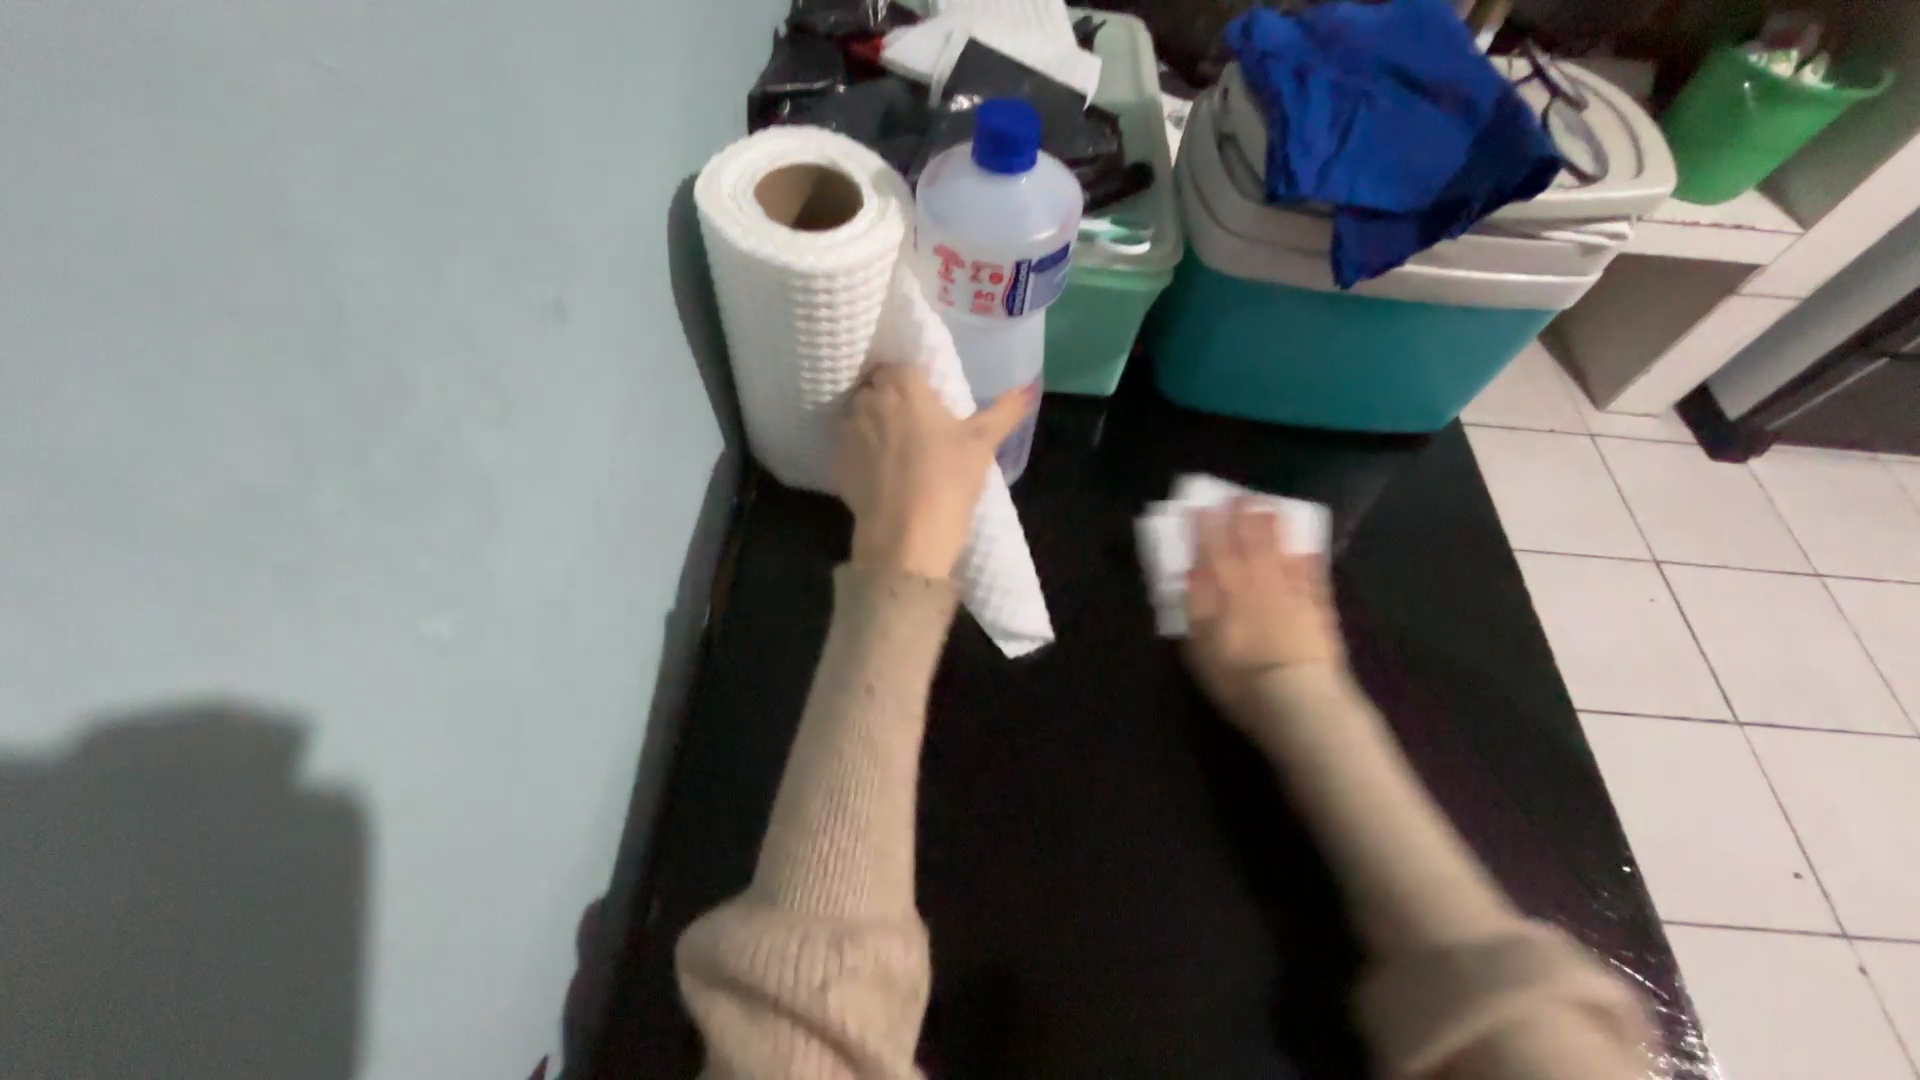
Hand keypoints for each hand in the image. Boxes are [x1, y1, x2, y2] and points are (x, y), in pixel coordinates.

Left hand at [833, 363, 1035, 580]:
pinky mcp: (837, 464)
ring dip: (871, 423)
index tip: (924, 394)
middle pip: (874, 387)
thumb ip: (1005, 410)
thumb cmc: (948, 480)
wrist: (905, 538)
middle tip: (913, 419)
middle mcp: (869, 401)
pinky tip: (879, 472)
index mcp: (903, 386)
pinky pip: (847, 447)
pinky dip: (860, 453)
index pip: (898, 365)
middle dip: (889, 396)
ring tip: (895, 446)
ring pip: (857, 415)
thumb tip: (1029, 387)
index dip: (910, 378)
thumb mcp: (983, 443)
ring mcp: (847, 433)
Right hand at [1184, 500, 1344, 715]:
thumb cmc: (1234, 675)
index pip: (1210, 544)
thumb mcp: (1196, 643)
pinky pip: (1312, 570)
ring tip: (1269, 507)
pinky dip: (1307, 554)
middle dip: (1242, 514)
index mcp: (1222, 587)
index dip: (1205, 523)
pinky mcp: (1317, 603)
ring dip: (1273, 525)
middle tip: (1238, 497)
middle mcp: (1255, 578)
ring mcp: (1289, 588)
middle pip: (1248, 537)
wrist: (1293, 695)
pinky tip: (1306, 544)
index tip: (1200, 505)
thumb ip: (1193, 603)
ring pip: (1280, 546)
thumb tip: (1190, 571)